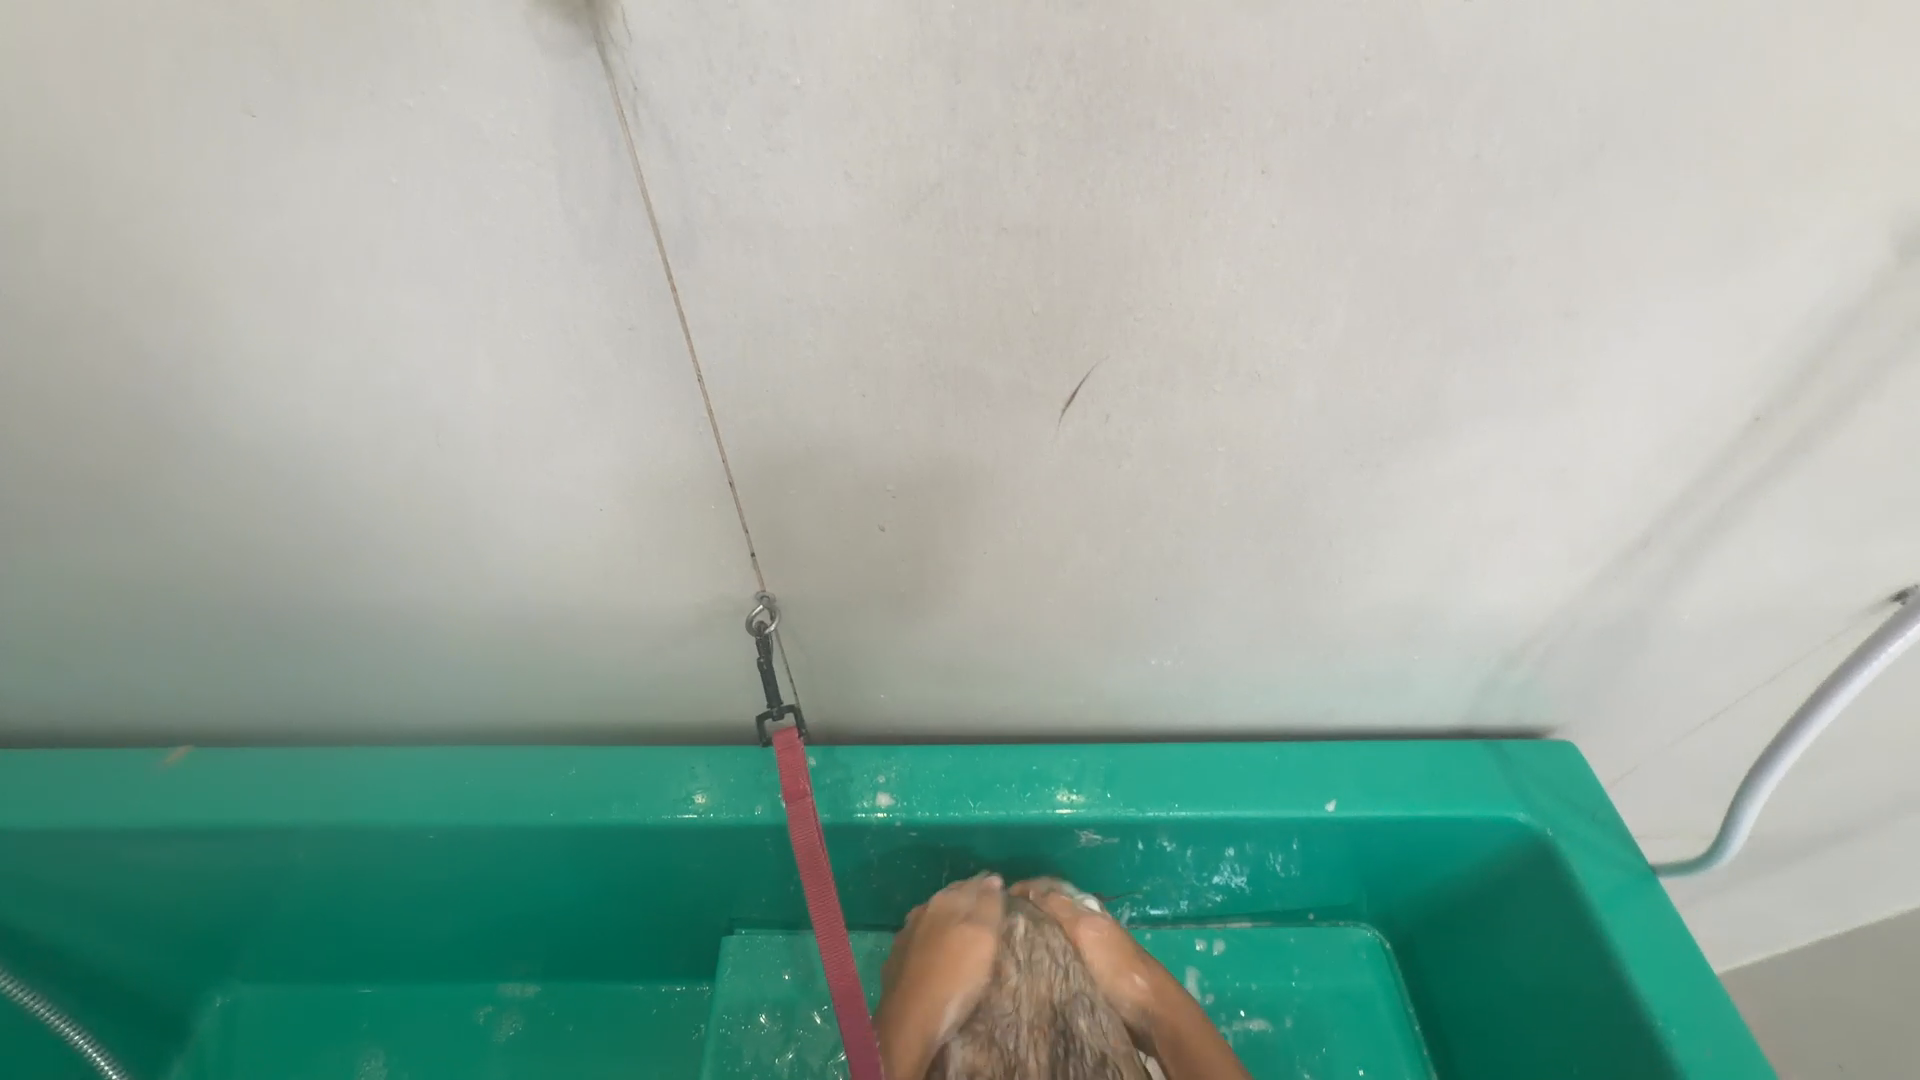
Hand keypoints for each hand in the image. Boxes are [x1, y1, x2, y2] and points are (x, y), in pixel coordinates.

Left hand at [876, 873, 1005, 1079]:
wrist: (909, 1019)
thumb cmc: (955, 976)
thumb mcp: (984, 938)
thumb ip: (988, 905)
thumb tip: (992, 878)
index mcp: (946, 901)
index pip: (972, 884)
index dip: (987, 885)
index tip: (1000, 890)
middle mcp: (923, 911)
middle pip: (950, 898)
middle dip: (967, 900)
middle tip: (984, 910)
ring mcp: (906, 935)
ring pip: (932, 918)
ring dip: (947, 920)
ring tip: (961, 931)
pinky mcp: (896, 959)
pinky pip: (919, 940)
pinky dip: (931, 941)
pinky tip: (935, 953)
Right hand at [1011, 878, 1176, 1037]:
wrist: (1151, 1011)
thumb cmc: (1117, 967)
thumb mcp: (1086, 931)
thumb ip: (1060, 908)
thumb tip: (1031, 890)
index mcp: (1086, 909)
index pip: (1049, 889)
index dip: (1024, 889)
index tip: (997, 898)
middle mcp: (1086, 924)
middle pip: (1050, 909)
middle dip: (1025, 910)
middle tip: (996, 922)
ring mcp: (1089, 950)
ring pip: (1053, 933)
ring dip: (1034, 933)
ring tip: (1006, 943)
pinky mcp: (1089, 976)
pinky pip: (1059, 957)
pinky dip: (1043, 954)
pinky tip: (1030, 965)